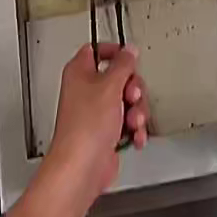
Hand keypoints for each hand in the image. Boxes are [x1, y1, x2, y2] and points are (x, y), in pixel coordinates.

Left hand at [42, 42, 148, 201]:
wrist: (83, 166)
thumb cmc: (85, 128)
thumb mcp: (110, 86)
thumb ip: (123, 64)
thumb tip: (129, 51)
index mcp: (80, 72)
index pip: (97, 50)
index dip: (115, 52)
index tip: (129, 58)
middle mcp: (86, 90)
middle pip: (119, 77)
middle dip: (132, 88)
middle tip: (130, 96)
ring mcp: (96, 112)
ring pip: (127, 100)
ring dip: (136, 111)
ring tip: (131, 120)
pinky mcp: (105, 131)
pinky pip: (127, 121)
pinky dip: (134, 128)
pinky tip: (133, 135)